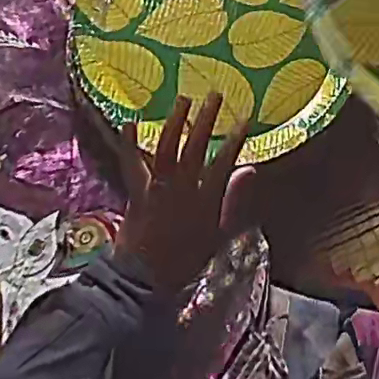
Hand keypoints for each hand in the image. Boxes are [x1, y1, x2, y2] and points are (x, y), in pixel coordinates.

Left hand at [109, 93, 254, 291]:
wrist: (141, 283)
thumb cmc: (184, 261)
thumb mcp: (218, 236)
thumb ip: (234, 201)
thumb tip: (250, 170)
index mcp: (205, 198)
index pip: (224, 161)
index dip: (235, 139)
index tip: (244, 119)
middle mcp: (182, 186)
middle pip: (196, 146)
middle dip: (206, 119)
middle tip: (214, 95)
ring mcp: (158, 187)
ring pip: (167, 148)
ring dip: (175, 122)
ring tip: (183, 100)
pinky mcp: (137, 192)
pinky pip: (131, 164)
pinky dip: (129, 144)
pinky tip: (129, 124)